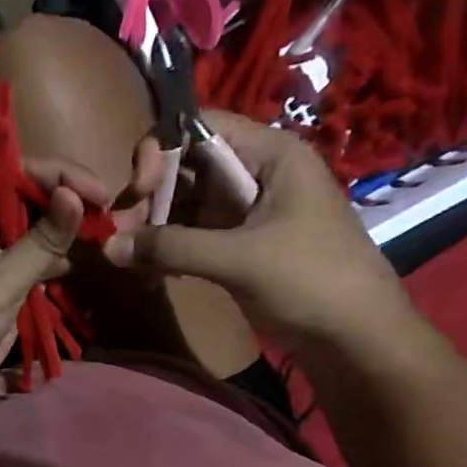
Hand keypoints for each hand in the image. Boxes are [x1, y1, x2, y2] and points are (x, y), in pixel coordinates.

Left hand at [0, 168, 96, 412]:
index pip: (17, 176)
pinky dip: (59, 257)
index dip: (60, 176)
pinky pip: (37, 257)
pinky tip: (86, 256)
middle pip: (30, 199)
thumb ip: (43, 240)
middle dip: (68, 202)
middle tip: (108, 211)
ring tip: (105, 230)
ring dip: (68, 230)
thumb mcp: (3, 279)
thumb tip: (76, 196)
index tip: (98, 191)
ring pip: (37, 229)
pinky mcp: (6, 279)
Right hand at [104, 111, 413, 345]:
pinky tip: (152, 270)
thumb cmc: (310, 281)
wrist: (358, 339)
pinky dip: (175, 249)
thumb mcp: (239, 258)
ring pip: (191, 205)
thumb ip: (172, 247)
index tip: (140, 188)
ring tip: (131, 257)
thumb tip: (109, 247)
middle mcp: (259, 174)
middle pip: (190, 167)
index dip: (162, 149)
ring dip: (159, 227)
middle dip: (153, 196)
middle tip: (124, 233)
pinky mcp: (245, 246)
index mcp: (270, 154)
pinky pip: (200, 235)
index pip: (201, 127)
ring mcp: (252, 212)